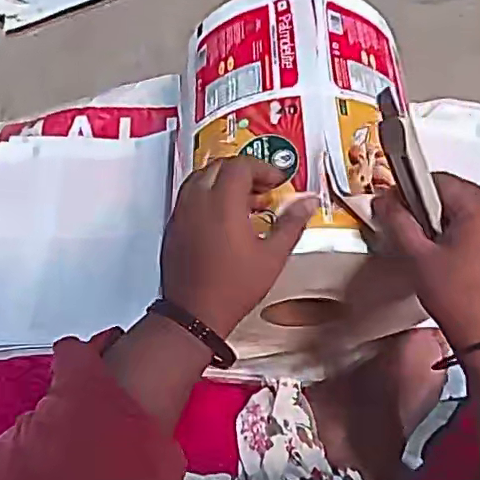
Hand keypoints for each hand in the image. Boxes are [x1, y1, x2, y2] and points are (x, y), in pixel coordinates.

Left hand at [159, 157, 314, 336]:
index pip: (241, 166)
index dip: (263, 168)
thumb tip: (306, 202)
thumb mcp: (272, 256)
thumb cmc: (230, 289)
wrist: (194, 314)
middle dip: (244, 171)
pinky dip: (208, 196)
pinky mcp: (173, 227)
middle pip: (219, 166)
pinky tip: (224, 218)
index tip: (277, 180)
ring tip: (245, 203)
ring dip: (224, 182)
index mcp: (222, 203)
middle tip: (263, 188)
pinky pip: (189, 197)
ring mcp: (181, 213)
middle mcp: (197, 202)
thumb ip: (291, 223)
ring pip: (201, 178)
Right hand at [374, 173, 479, 348]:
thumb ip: (399, 222)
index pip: (439, 180)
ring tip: (423, 241)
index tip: (395, 203)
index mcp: (479, 211)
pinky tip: (441, 250)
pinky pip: (476, 224)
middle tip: (407, 223)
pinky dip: (456, 229)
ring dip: (441, 216)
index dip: (411, 189)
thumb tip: (385, 200)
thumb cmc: (457, 297)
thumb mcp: (417, 255)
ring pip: (464, 208)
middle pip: (454, 192)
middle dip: (426, 204)